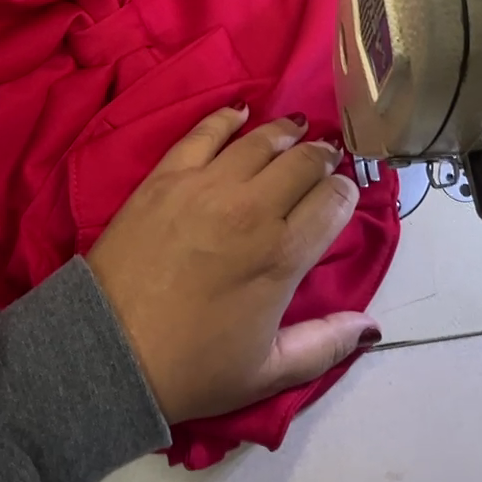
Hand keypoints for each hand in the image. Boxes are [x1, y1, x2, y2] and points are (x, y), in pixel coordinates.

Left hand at [86, 105, 379, 423]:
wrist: (107, 354)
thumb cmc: (192, 367)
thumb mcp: (269, 371)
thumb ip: (327, 344)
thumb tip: (373, 327)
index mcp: (283, 255)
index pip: (334, 200)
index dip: (345, 192)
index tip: (341, 195)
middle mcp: (253, 208)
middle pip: (304, 161)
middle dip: (322, 156)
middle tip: (322, 158)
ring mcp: (208, 186)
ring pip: (261, 140)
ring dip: (286, 132)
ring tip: (295, 129)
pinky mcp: (168, 176)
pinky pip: (205, 132)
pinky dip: (227, 116)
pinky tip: (241, 110)